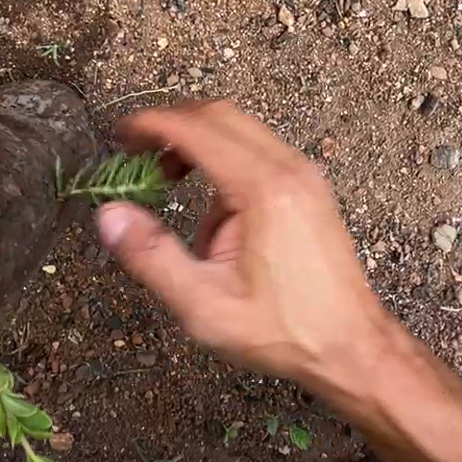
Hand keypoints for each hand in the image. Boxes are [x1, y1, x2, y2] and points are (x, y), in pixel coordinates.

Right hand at [96, 101, 396, 392]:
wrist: (353, 347)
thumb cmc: (282, 330)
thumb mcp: (205, 305)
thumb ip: (152, 256)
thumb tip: (108, 214)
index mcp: (263, 188)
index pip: (198, 129)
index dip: (152, 123)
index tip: (120, 134)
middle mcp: (288, 167)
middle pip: (220, 114)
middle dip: (172, 124)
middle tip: (136, 151)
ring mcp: (304, 173)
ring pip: (241, 128)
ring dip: (198, 141)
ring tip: (167, 179)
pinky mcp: (309, 186)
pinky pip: (258, 150)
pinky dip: (224, 158)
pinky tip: (213, 211)